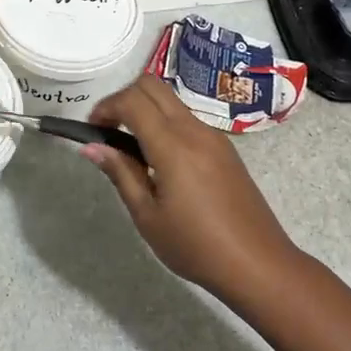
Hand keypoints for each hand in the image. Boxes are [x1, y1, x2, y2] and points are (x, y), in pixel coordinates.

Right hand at [83, 76, 296, 300]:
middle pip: (152, 86)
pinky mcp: (224, 148)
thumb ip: (121, 174)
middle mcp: (194, 130)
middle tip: (109, 131)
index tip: (92, 129)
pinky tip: (160, 161)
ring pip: (171, 101)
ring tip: (131, 149)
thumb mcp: (148, 216)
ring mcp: (213, 136)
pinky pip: (187, 119)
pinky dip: (165, 123)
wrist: (259, 265)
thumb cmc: (196, 246)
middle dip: (124, 99)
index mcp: (173, 145)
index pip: (132, 101)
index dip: (106, 107)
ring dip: (145, 110)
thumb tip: (92, 147)